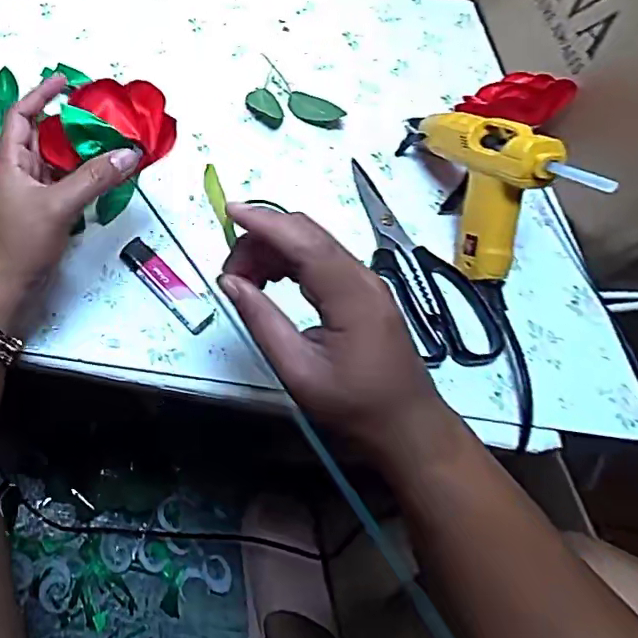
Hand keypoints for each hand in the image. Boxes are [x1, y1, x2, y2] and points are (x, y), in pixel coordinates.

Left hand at [0, 74, 140, 329]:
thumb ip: (94, 178)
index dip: (39, 94)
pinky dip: (87, 175)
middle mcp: (21, 172)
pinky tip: (108, 173)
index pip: (21, 116)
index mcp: (11, 162)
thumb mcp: (58, 206)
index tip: (64, 81)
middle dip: (70, 121)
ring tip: (112, 138)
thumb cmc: (19, 245)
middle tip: (102, 112)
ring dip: (82, 149)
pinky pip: (69, 183)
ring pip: (59, 161)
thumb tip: (129, 152)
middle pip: (44, 135)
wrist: (6, 293)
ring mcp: (34, 194)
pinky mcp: (47, 212)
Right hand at [217, 205, 457, 466]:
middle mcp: (361, 277)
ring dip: (273, 251)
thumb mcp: (298, 371)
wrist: (408, 427)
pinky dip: (289, 261)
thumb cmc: (355, 406)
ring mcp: (365, 281)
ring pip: (311, 243)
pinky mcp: (362, 290)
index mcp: (350, 294)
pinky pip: (320, 260)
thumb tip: (230, 282)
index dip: (264, 222)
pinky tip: (269, 282)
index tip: (230, 210)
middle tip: (230, 273)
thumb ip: (262, 321)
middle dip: (261, 239)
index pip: (302, 241)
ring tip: (244, 282)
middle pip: (305, 234)